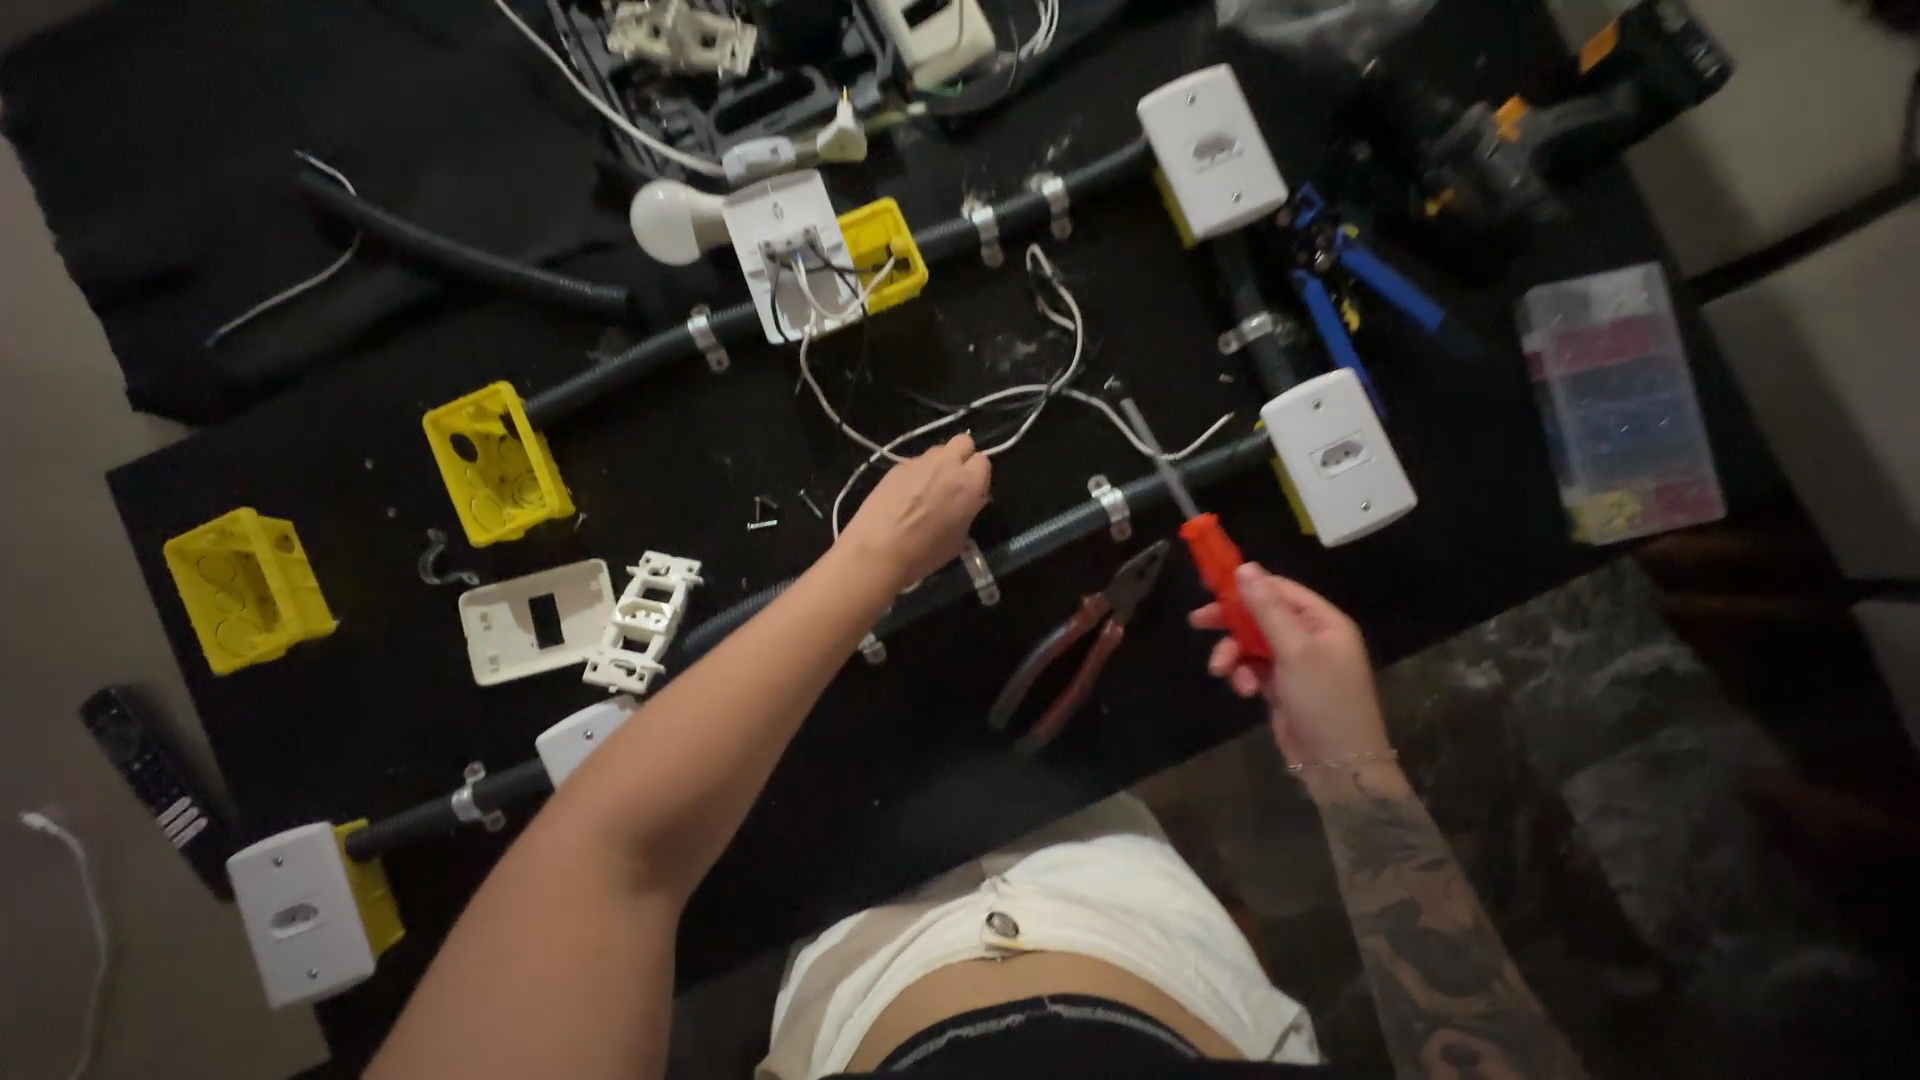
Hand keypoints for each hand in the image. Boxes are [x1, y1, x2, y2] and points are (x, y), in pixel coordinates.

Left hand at [837, 433, 991, 589]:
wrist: (878, 551)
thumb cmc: (924, 553)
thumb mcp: (959, 539)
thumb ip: (968, 512)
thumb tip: (970, 501)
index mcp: (968, 484)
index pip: (984, 461)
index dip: (979, 476)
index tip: (972, 491)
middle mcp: (946, 465)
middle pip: (963, 442)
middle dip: (962, 456)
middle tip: (954, 480)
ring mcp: (919, 462)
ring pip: (938, 450)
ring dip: (939, 464)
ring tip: (929, 487)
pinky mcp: (897, 466)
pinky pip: (915, 462)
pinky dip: (917, 474)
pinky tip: (906, 494)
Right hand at [1189, 563, 1389, 768]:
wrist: (1338, 763)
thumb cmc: (1323, 700)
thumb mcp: (1295, 650)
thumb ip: (1267, 609)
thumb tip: (1246, 568)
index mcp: (1323, 621)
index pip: (1280, 590)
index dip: (1247, 587)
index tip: (1212, 588)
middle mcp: (1310, 637)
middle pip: (1261, 616)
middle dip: (1232, 623)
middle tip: (1198, 622)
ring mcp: (1296, 663)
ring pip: (1251, 644)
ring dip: (1233, 654)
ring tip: (1222, 671)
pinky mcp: (1281, 686)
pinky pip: (1253, 668)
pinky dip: (1243, 675)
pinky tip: (1244, 691)